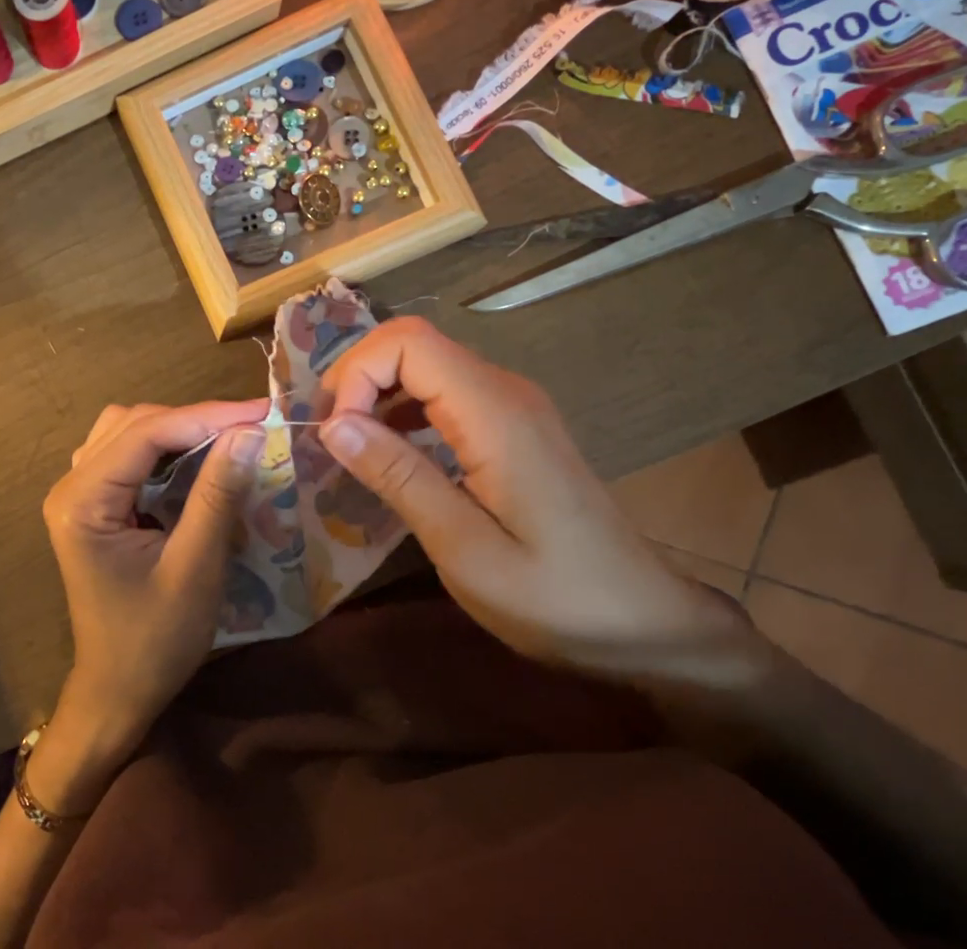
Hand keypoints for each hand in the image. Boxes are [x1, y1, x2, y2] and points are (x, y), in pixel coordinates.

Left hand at [43, 401, 267, 754]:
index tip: (263, 412)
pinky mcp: (91, 507)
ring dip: (176, 431)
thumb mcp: (194, 568)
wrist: (118, 689)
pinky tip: (196, 460)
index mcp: (82, 503)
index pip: (145, 433)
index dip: (206, 417)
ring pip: (126, 434)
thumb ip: (216, 496)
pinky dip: (162, 452)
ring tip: (229, 438)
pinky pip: (124, 458)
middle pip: (131, 425)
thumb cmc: (155, 640)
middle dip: (193, 420)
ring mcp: (76, 496)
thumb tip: (250, 432)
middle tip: (253, 426)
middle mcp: (69, 488)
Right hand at [315, 318, 767, 687]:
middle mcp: (505, 394)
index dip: (356, 374)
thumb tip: (333, 425)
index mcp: (495, 414)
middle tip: (327, 441)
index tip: (334, 436)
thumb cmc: (552, 596)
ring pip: (425, 367)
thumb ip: (399, 477)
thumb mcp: (463, 546)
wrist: (640, 623)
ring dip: (374, 396)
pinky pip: (443, 396)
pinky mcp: (512, 430)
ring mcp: (512, 409)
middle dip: (356, 380)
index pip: (408, 343)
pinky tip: (386, 458)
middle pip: (413, 345)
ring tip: (344, 450)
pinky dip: (401, 413)